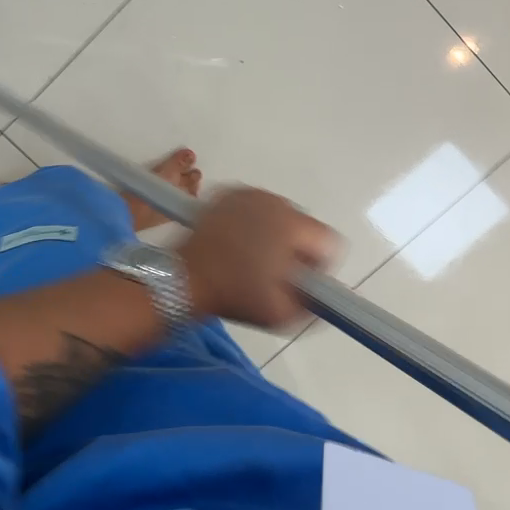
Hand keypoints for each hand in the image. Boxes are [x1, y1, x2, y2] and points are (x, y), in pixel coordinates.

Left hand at [176, 187, 338, 329]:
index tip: (299, 281)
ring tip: (252, 259)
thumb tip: (324, 296)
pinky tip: (237, 243)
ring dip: (274, 234)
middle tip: (272, 272)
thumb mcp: (281, 315)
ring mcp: (248, 194)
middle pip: (303, 225)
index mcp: (291, 224)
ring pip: (279, 215)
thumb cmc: (233, 295)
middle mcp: (273, 201)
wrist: (181, 278)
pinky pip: (254, 208)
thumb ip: (314, 306)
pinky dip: (252, 223)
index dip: (318, 264)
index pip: (328, 241)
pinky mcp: (227, 194)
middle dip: (295, 247)